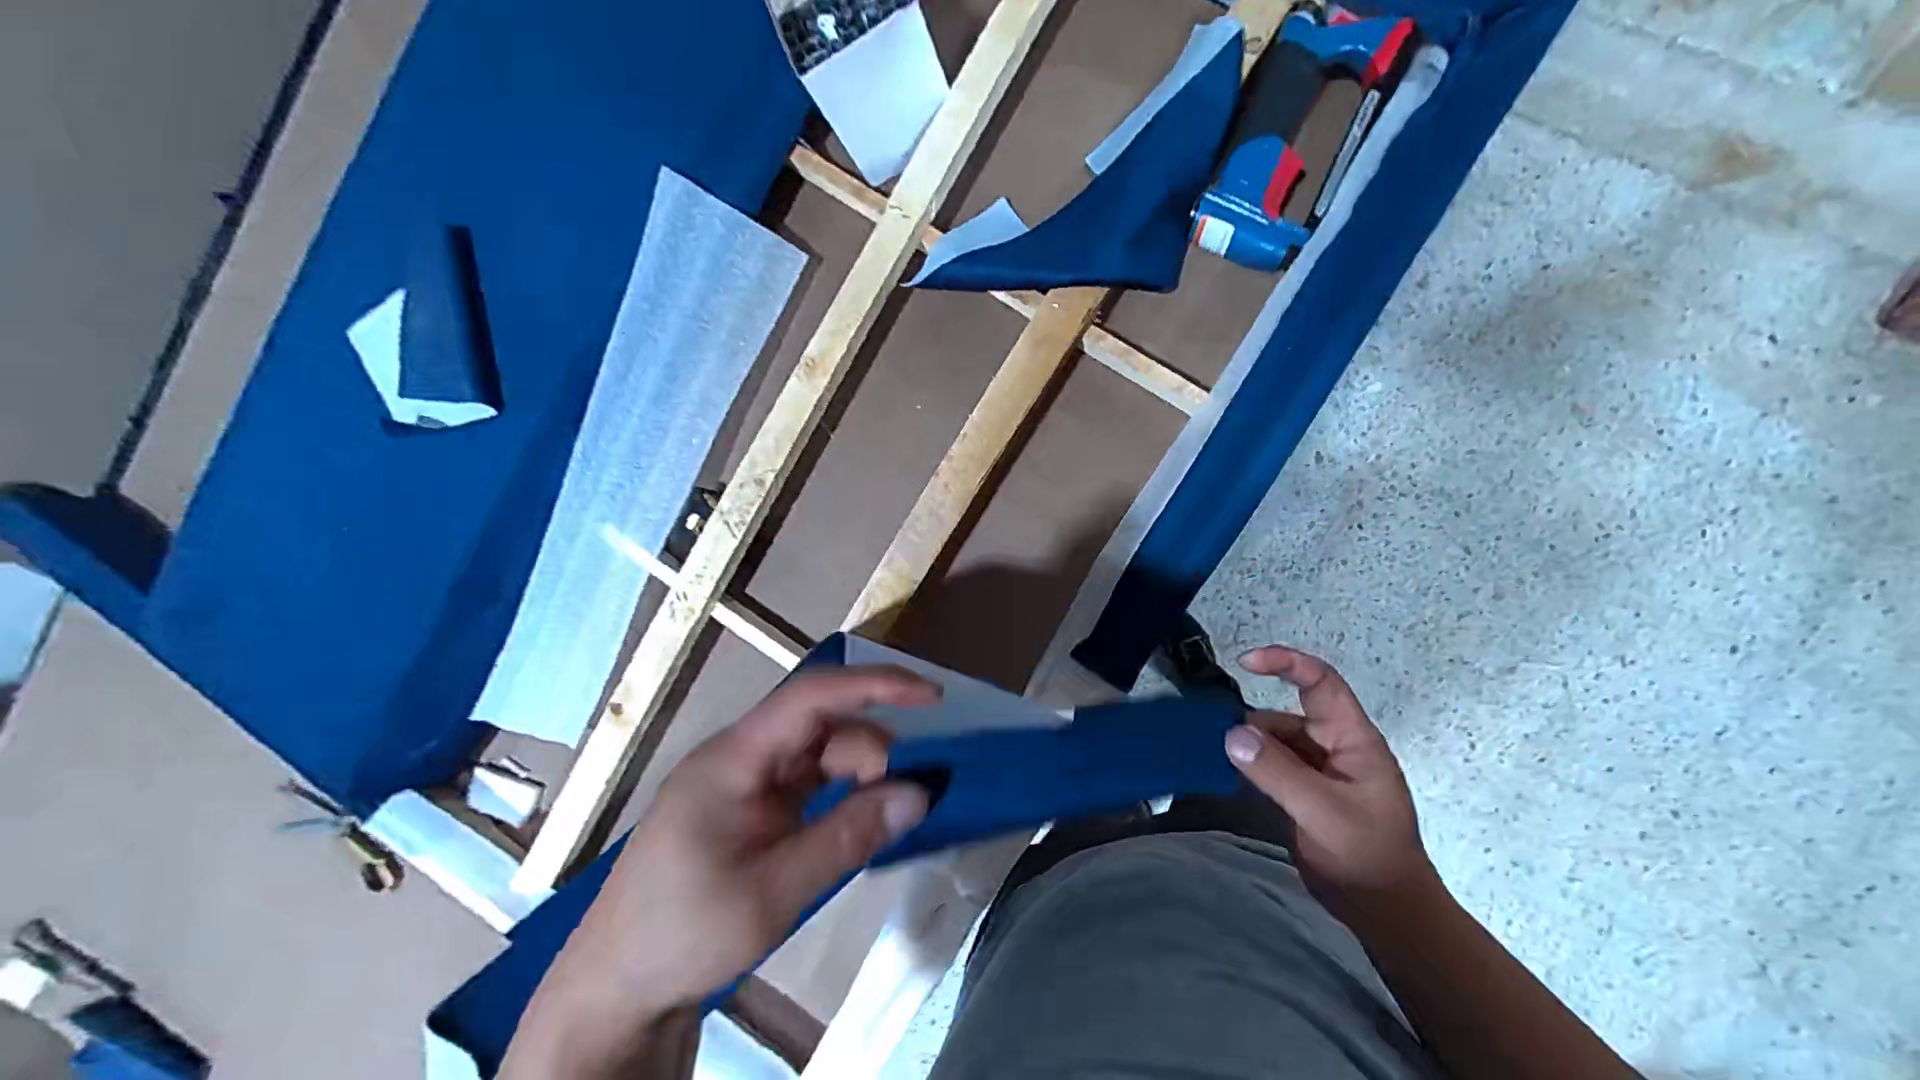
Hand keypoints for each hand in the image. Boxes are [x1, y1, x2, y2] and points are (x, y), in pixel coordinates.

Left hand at [586, 667, 936, 1010]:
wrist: (616, 990)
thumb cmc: (682, 934)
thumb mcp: (771, 893)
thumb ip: (847, 837)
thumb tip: (920, 794)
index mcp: (734, 758)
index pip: (812, 697)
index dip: (874, 686)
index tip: (931, 695)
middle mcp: (741, 757)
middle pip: (821, 726)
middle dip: (874, 749)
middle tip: (911, 795)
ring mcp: (746, 783)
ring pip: (820, 755)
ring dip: (862, 774)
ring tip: (890, 814)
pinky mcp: (753, 810)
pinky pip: (810, 784)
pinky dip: (844, 794)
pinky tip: (864, 817)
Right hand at [1223, 645, 1434, 898]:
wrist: (1384, 911)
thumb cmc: (1367, 855)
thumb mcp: (1323, 811)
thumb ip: (1277, 771)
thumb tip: (1231, 734)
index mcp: (1353, 739)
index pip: (1320, 683)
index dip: (1286, 662)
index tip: (1245, 661)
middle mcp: (1334, 747)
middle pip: (1286, 714)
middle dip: (1254, 724)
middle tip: (1222, 743)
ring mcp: (1318, 770)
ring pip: (1273, 741)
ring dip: (1249, 748)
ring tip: (1226, 767)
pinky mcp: (1302, 792)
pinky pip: (1269, 764)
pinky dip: (1250, 765)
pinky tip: (1232, 777)